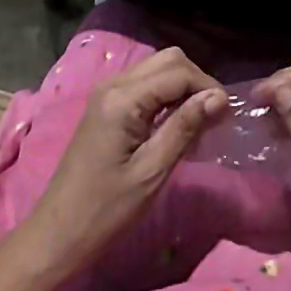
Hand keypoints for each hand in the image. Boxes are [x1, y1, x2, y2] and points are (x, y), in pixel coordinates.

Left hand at [25, 47, 223, 264]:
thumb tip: (220, 98)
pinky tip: (177, 123)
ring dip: (183, 86)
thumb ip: (185, 127)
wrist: (61, 231)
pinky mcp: (107, 105)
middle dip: (197, 81)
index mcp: (123, 98)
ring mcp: (108, 92)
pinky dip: (167, 95)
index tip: (228, 116)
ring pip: (157, 68)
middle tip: (215, 117)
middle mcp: (114, 83)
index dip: (208, 88)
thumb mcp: (153, 170)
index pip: (178, 72)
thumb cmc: (108, 208)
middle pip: (168, 60)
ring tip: (200, 121)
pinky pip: (145, 84)